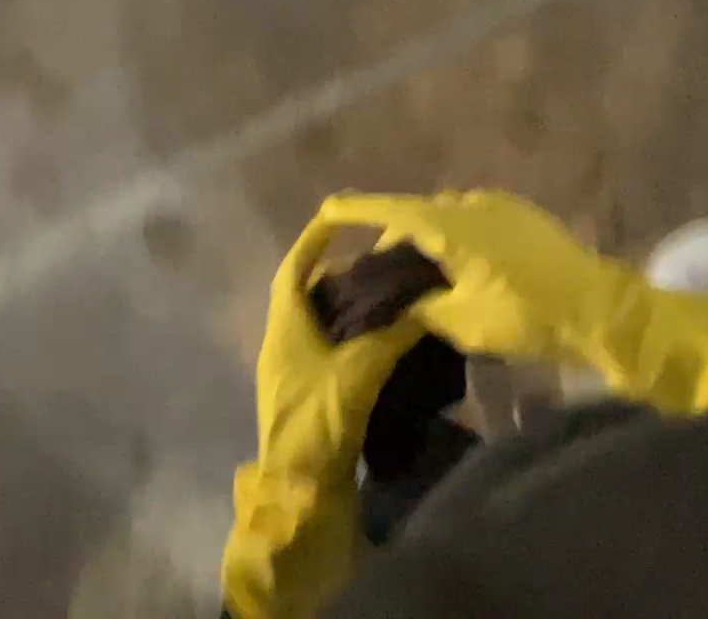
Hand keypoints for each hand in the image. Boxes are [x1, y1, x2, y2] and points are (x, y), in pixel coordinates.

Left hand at [223, 211, 424, 618]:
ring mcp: (289, 368)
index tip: (335, 217)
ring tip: (384, 295)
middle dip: (339, 274)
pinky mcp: (304, 390)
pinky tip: (378, 336)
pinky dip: (348, 332)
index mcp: (284, 327)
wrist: (299, 489)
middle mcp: (281, 341)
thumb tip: (427, 307)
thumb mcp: (361, 371)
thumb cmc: (320, 418)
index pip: (294, 268)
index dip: (313, 240)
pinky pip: (324, 344)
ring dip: (345, 304)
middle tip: (376, 264)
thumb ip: (394, 335)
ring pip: (316, 320)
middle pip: (306, 293)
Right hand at [317, 189, 628, 364]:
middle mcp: (472, 205)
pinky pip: (476, 218)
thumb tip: (405, 303)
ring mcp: (501, 205)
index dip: (358, 209)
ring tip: (427, 275)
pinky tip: (465, 266)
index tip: (329, 207)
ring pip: (450, 215)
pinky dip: (459, 235)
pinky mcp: (522, 214)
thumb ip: (425, 308)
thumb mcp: (465, 322)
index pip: (394, 212)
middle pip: (421, 213)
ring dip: (432, 237)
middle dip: (398, 236)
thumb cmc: (527, 315)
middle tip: (387, 274)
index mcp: (452, 227)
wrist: (598, 306)